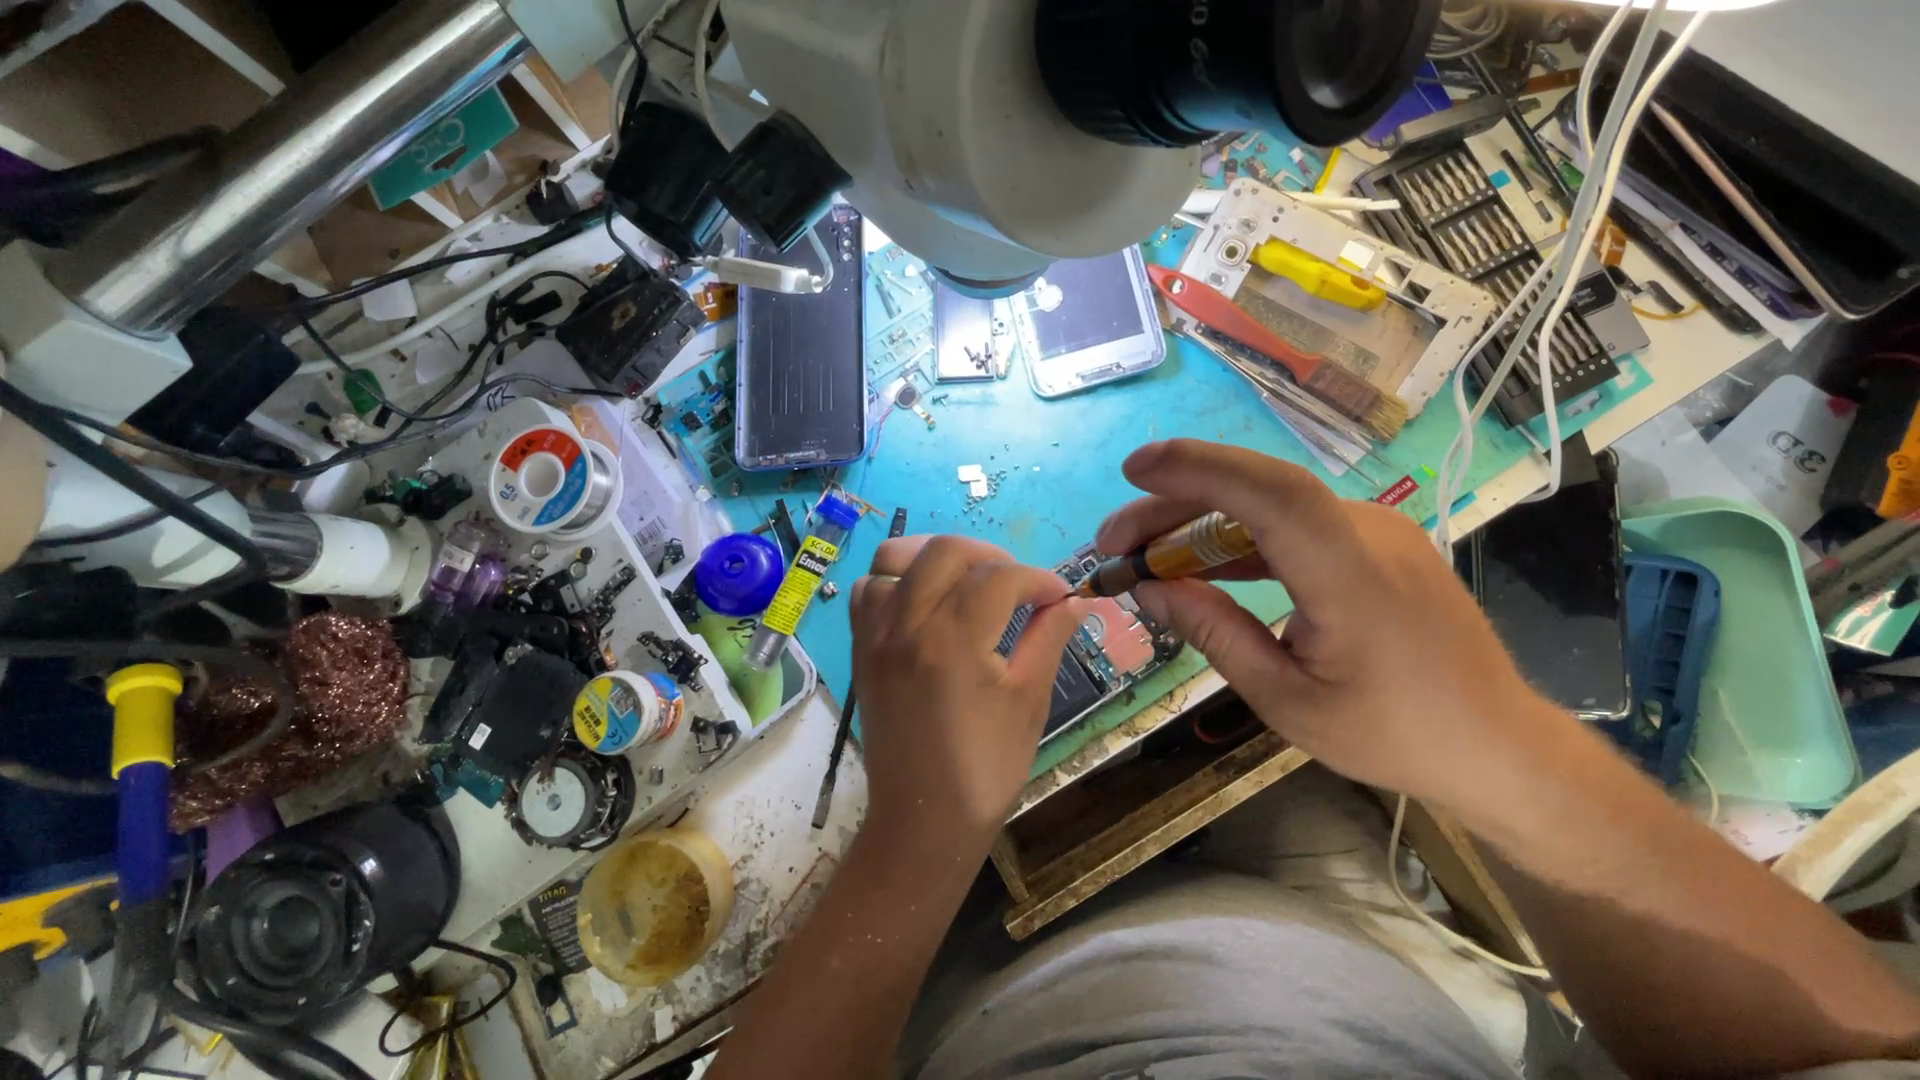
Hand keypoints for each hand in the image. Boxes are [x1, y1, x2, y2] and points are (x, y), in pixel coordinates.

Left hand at [850, 535, 1088, 841]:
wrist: (923, 819)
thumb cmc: (986, 768)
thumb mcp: (1029, 701)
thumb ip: (1049, 638)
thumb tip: (1075, 600)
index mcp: (955, 639)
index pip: (1001, 577)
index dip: (1039, 580)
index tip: (1060, 597)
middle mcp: (908, 624)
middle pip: (946, 550)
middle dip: (991, 556)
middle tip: (1018, 585)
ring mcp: (876, 635)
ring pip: (895, 558)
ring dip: (937, 558)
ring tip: (967, 583)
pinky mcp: (861, 649)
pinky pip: (867, 590)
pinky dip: (895, 581)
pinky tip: (924, 603)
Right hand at [1095, 439, 1561, 808]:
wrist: (1497, 744)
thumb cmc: (1394, 734)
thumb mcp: (1288, 701)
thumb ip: (1216, 635)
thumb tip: (1149, 588)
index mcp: (1354, 578)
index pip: (1274, 494)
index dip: (1201, 470)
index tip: (1135, 470)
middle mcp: (1371, 536)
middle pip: (1260, 494)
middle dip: (1176, 507)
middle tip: (1113, 541)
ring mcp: (1378, 534)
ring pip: (1273, 507)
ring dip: (1202, 524)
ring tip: (1141, 554)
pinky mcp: (1376, 545)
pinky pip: (1296, 527)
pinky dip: (1240, 540)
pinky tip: (1199, 564)